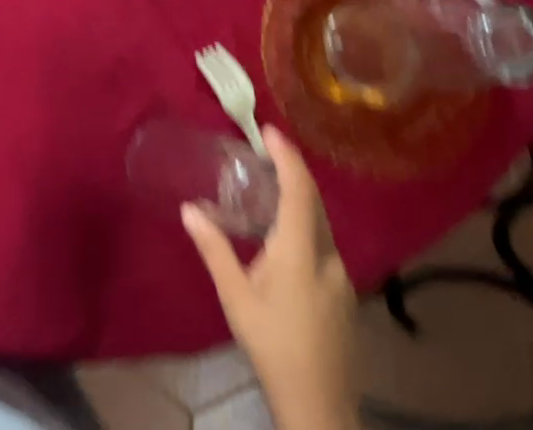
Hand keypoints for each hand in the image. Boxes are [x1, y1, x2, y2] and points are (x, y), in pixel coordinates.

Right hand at [182, 127, 358, 429]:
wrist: (318, 400)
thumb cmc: (271, 343)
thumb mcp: (235, 296)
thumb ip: (215, 250)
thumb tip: (190, 209)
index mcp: (301, 253)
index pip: (299, 192)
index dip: (288, 158)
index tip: (271, 131)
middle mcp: (328, 257)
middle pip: (315, 204)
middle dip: (293, 172)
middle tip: (264, 151)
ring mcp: (341, 276)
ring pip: (321, 224)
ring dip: (297, 199)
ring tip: (266, 186)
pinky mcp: (343, 293)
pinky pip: (323, 243)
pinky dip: (303, 224)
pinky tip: (280, 235)